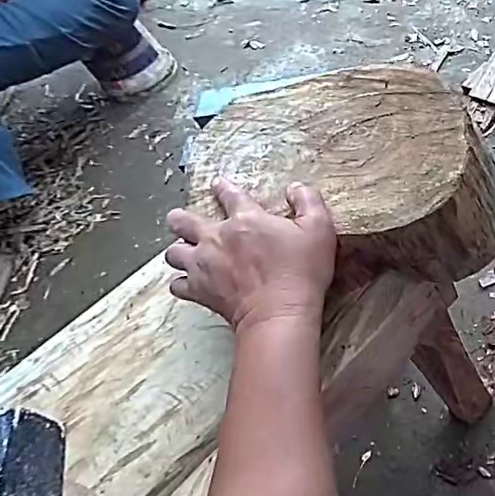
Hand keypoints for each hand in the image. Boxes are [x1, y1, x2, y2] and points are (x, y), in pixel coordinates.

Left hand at [165, 179, 336, 331]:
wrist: (279, 311)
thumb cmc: (303, 269)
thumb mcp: (320, 229)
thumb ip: (308, 202)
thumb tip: (296, 187)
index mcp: (247, 220)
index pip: (230, 196)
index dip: (224, 188)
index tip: (219, 184)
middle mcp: (216, 238)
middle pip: (183, 222)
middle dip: (182, 219)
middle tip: (186, 221)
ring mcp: (202, 265)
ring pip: (173, 252)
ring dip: (181, 250)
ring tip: (190, 253)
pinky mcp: (198, 290)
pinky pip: (178, 284)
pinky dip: (183, 282)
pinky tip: (194, 282)